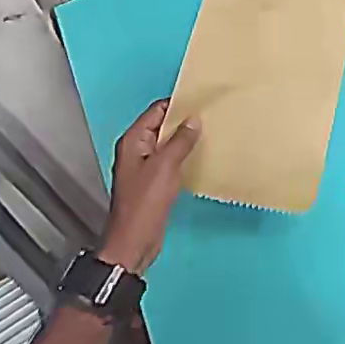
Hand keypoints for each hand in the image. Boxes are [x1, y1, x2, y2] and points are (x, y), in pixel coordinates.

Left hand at [98, 100, 198, 274]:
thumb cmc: (145, 203)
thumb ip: (180, 141)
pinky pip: (171, 159)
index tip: (202, 100)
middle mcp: (137, 149)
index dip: (178, 104)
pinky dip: (184, 154)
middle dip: (184, 120)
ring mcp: (145, 165)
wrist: (134, 243)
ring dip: (185, 138)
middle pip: (162, 125)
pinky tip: (200, 155)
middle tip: (210, 115)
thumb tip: (193, 120)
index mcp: (133, 141)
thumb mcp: (165, 167)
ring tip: (209, 132)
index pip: (157, 111)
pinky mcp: (154, 180)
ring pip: (168, 143)